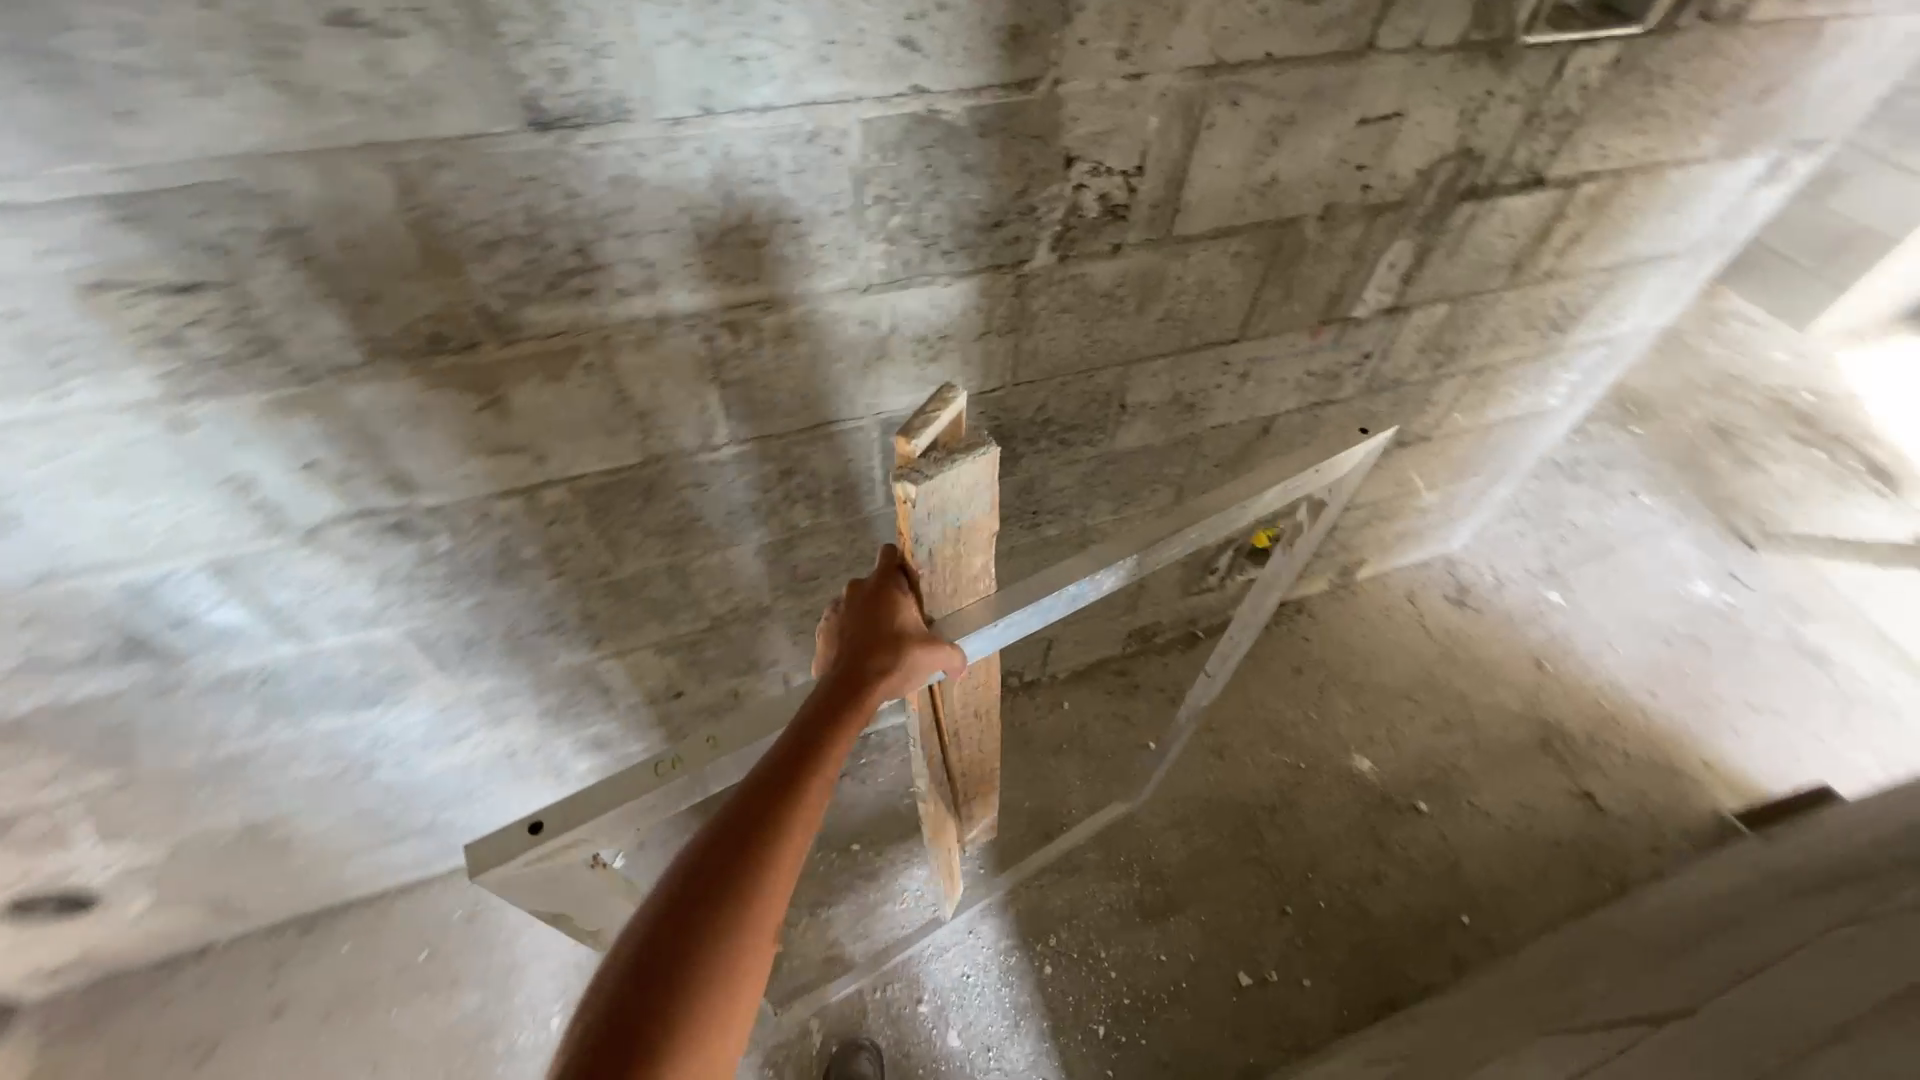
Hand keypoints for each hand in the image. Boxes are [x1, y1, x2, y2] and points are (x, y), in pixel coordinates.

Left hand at [812, 544, 967, 701]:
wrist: (851, 688)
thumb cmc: (895, 659)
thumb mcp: (934, 656)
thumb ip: (953, 656)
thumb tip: (961, 668)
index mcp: (885, 583)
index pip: (890, 553)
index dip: (902, 568)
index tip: (911, 591)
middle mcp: (857, 587)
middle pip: (875, 583)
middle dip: (888, 599)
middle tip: (902, 627)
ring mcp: (836, 607)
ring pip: (856, 603)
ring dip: (867, 616)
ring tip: (879, 645)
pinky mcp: (822, 628)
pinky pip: (840, 624)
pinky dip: (849, 634)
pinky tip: (860, 655)